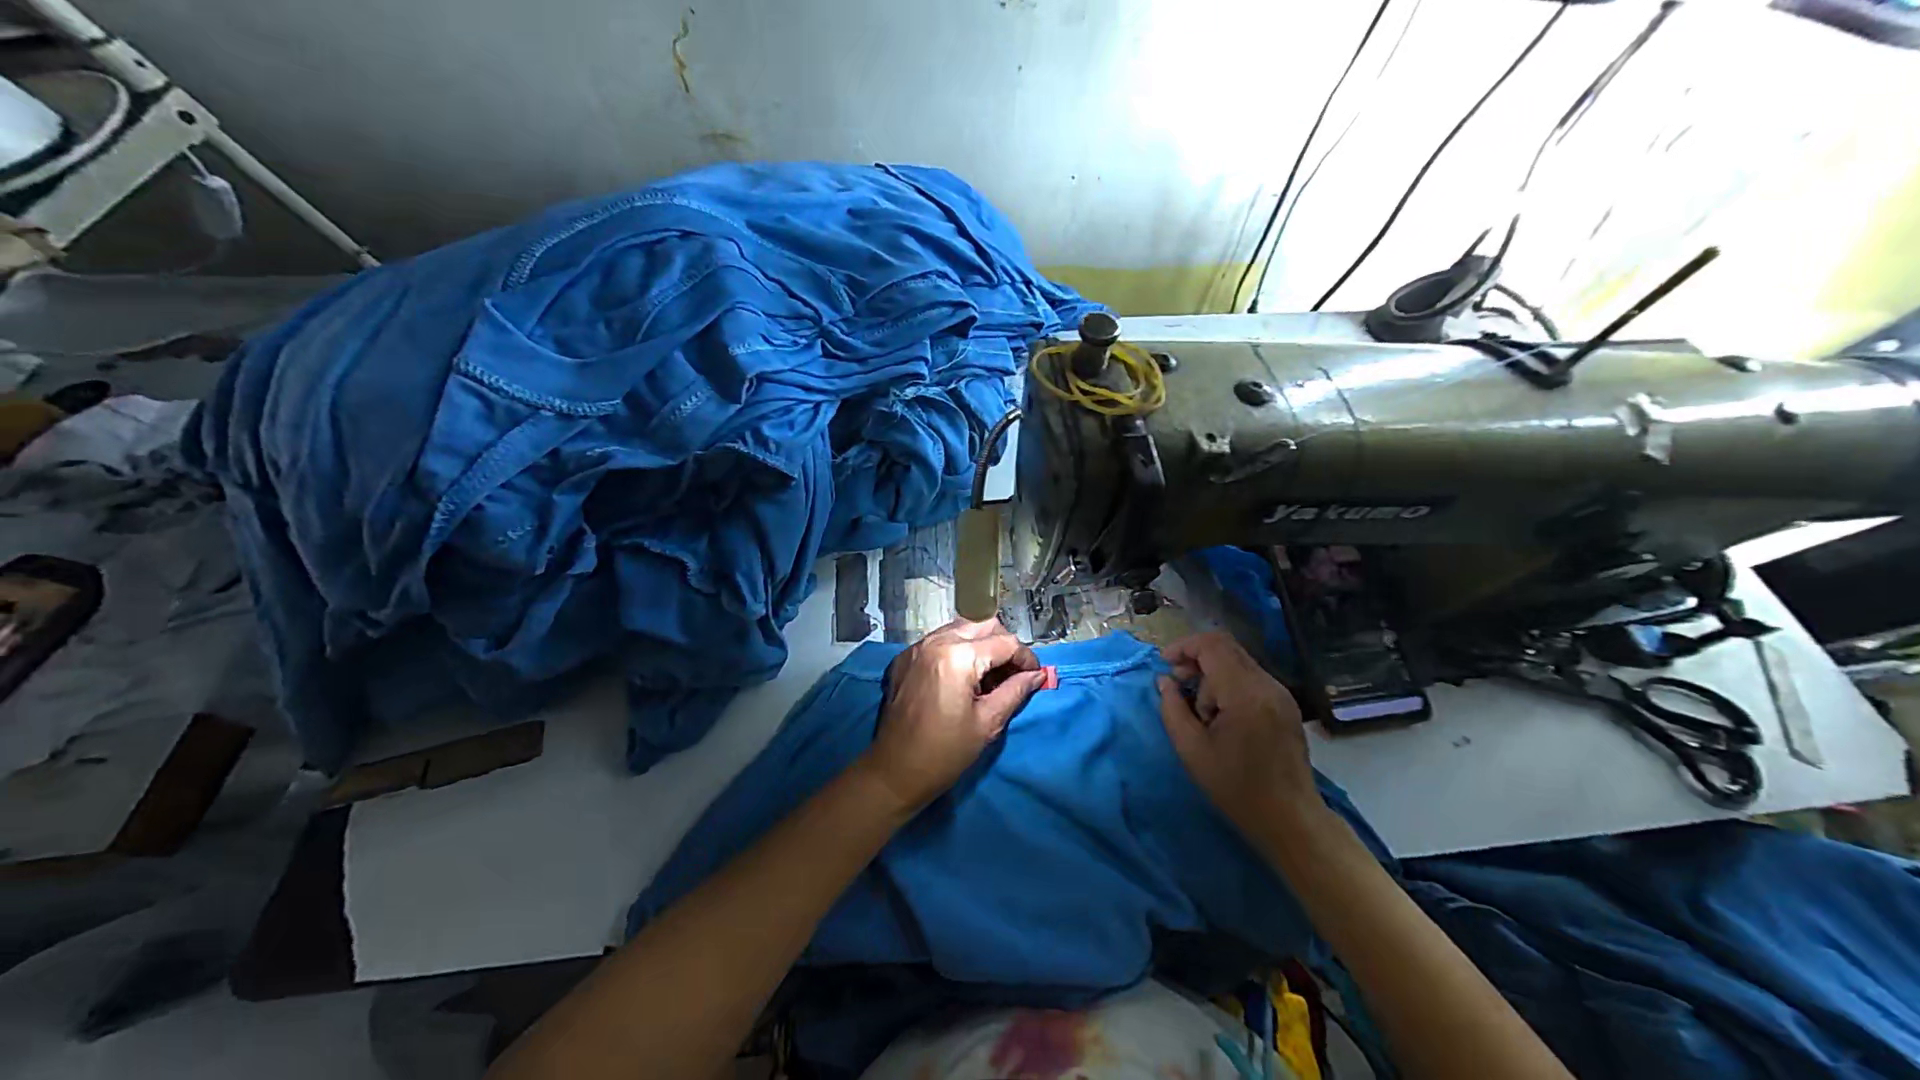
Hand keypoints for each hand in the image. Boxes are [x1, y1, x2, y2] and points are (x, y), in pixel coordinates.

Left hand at [862, 617, 1045, 812]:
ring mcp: (916, 648)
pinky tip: (962, 679)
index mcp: (958, 657)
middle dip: (1003, 645)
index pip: (1005, 642)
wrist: (894, 771)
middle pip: (983, 625)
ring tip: (988, 677)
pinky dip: (957, 650)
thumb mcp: (987, 723)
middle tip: (1012, 674)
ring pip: (960, 628)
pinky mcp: (904, 659)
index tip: (1034, 676)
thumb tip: (1037, 675)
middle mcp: (935, 642)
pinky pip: (939, 641)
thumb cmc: (945, 753)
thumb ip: (1015, 691)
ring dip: (980, 645)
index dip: (1026, 658)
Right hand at [1158, 631, 1322, 836]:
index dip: (1183, 646)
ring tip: (1200, 711)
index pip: (1212, 645)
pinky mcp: (1286, 706)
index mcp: (1245, 693)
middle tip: (1177, 684)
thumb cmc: (1235, 787)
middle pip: (1226, 648)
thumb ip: (1172, 708)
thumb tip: (1165, 681)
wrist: (1289, 819)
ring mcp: (1281, 694)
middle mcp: (1268, 685)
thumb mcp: (1191, 749)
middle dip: (1196, 659)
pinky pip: (1251, 679)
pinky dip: (1229, 684)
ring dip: (1212, 675)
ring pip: (1238, 662)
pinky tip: (1220, 714)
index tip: (1164, 665)